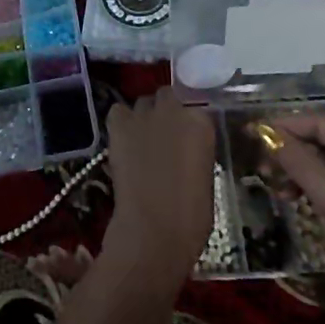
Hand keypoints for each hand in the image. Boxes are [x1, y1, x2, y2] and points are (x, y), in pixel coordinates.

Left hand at [103, 87, 215, 282]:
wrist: (155, 227)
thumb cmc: (191, 215)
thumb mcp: (206, 177)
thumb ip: (197, 152)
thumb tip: (186, 150)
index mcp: (203, 124)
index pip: (197, 108)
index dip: (188, 123)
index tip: (185, 137)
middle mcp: (174, 110)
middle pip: (168, 97)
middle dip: (166, 112)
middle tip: (164, 135)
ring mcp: (144, 114)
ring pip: (143, 102)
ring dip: (144, 116)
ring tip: (142, 139)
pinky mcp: (119, 125)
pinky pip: (118, 111)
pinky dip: (121, 120)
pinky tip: (123, 138)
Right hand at [267, 112, 324, 305]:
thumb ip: (299, 163)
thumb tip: (269, 136)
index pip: (324, 123)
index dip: (288, 125)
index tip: (256, 131)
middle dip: (293, 149)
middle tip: (261, 160)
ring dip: (300, 168)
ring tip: (273, 182)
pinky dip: (314, 182)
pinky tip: (293, 194)